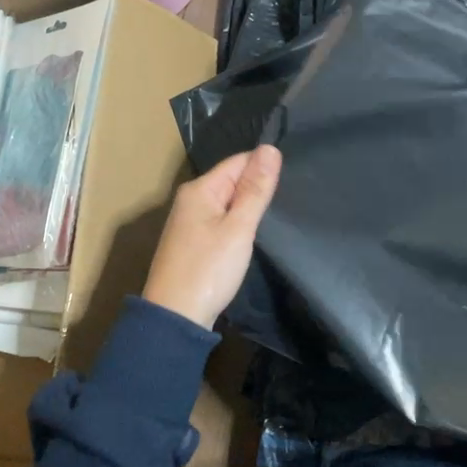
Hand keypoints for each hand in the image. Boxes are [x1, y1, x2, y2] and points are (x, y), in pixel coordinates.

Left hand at [142, 145, 282, 329]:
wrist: (175, 317)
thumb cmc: (208, 270)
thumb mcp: (238, 228)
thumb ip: (255, 189)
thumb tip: (270, 148)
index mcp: (199, 189)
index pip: (239, 161)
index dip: (264, 168)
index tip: (291, 180)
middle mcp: (191, 199)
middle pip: (232, 180)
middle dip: (257, 187)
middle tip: (290, 199)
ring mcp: (189, 222)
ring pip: (227, 202)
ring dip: (248, 207)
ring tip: (276, 215)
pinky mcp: (193, 242)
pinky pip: (220, 220)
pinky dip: (237, 224)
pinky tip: (251, 235)